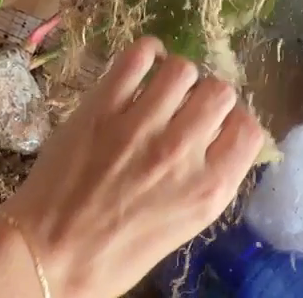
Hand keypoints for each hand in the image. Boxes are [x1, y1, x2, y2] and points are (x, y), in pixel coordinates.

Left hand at [0, 37, 266, 297]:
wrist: (54, 250)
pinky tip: (144, 60)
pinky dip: (147, 50)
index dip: (235, 119)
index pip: (248, 130)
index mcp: (208, 190)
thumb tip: (215, 135)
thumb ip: (204, 178)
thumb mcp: (182, 223)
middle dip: (208, 93)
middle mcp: (182, 152)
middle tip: (187, 102)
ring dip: (177, 73)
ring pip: (182, 68)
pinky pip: (137, 56)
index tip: (218, 120)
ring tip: (163, 84)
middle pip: (219, 92)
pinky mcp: (103, 104)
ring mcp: (140, 124)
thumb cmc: (118, 250)